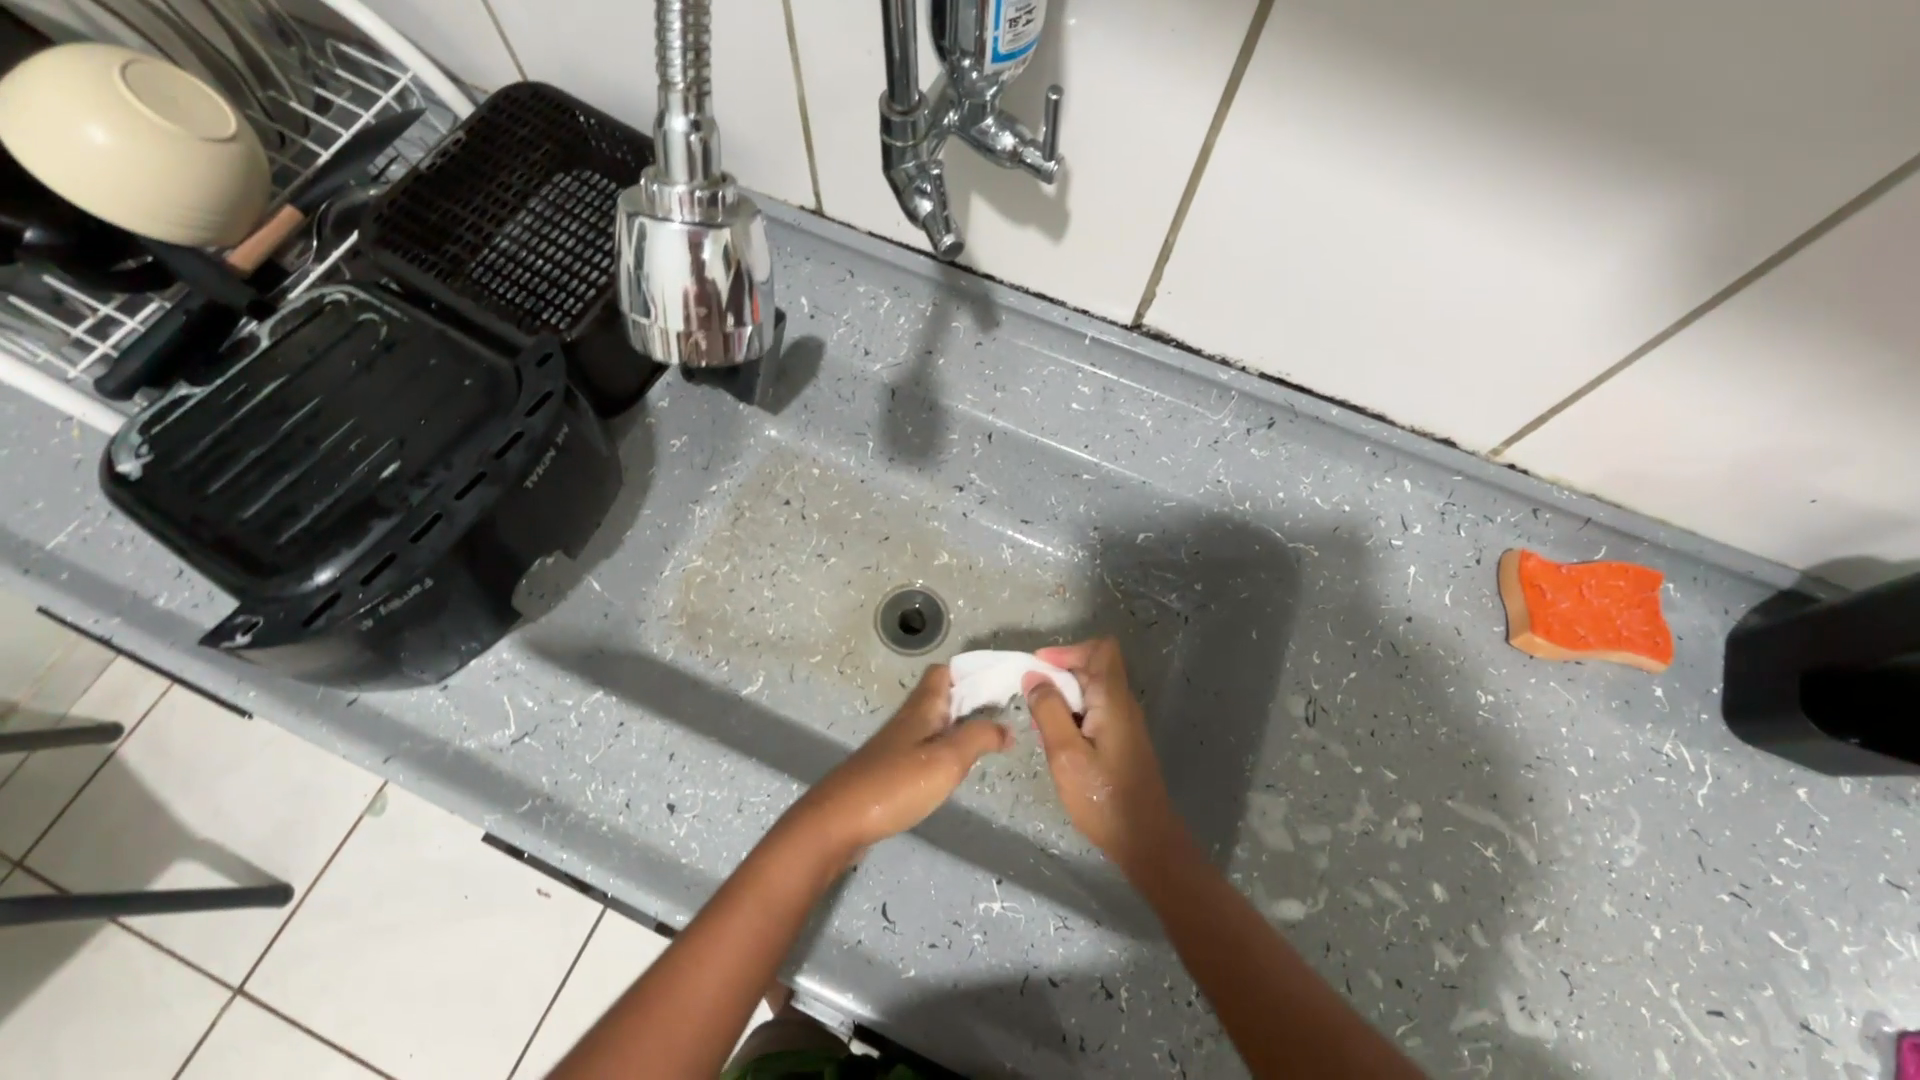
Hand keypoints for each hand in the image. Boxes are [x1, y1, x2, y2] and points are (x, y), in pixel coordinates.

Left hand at [787, 665, 1010, 862]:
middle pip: (943, 698)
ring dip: (962, 729)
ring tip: (989, 747)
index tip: (1002, 687)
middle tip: (1004, 721)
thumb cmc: (896, 784)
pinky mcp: (892, 769)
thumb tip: (1006, 727)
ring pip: (936, 724)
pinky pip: (926, 748)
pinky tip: (955, 772)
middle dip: (974, 703)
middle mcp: (910, 719)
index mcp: (923, 708)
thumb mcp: (947, 759)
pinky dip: (946, 753)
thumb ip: (979, 738)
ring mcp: (898, 745)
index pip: (945, 672)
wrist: (839, 820)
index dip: (972, 672)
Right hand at [1024, 638, 1182, 877]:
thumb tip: (1034, 677)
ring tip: (1041, 724)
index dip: (1068, 651)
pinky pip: (1095, 713)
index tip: (1038, 670)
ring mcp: (1125, 724)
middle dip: (1059, 676)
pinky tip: (1058, 742)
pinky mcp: (1121, 742)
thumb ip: (1049, 712)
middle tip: (1032, 701)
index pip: (1101, 649)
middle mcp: (1123, 705)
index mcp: (1113, 701)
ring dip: (1064, 698)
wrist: (1145, 840)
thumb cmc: (1103, 798)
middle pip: (1094, 668)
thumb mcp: (1066, 755)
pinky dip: (1073, 717)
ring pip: (1092, 692)